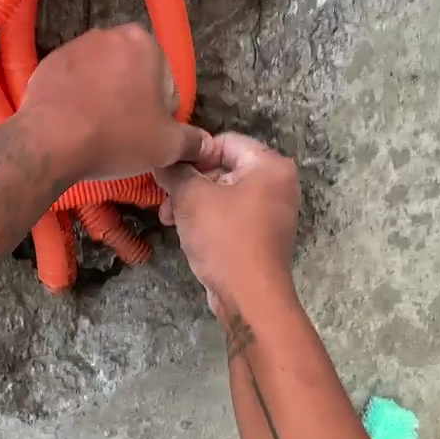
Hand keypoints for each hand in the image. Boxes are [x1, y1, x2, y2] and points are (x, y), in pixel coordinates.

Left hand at [18, 25, 207, 180]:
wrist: (51, 142)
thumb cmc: (118, 138)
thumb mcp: (166, 146)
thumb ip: (192, 142)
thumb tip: (207, 145)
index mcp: (146, 44)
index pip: (166, 84)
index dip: (161, 115)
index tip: (147, 136)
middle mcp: (110, 34)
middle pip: (133, 75)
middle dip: (132, 102)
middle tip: (124, 136)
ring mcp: (75, 46)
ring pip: (102, 78)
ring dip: (105, 99)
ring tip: (97, 132)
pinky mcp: (49, 63)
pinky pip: (73, 84)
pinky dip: (77, 100)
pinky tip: (75, 126)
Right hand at [152, 133, 300, 314]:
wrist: (250, 297)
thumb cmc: (225, 240)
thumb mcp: (192, 198)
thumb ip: (174, 172)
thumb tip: (161, 159)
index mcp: (269, 165)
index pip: (223, 142)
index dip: (191, 154)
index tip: (167, 173)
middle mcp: (278, 184)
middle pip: (224, 168)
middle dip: (190, 183)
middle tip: (164, 202)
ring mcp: (273, 212)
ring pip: (224, 194)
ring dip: (194, 204)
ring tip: (170, 220)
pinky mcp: (264, 236)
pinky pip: (232, 216)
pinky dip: (209, 220)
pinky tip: (188, 234)